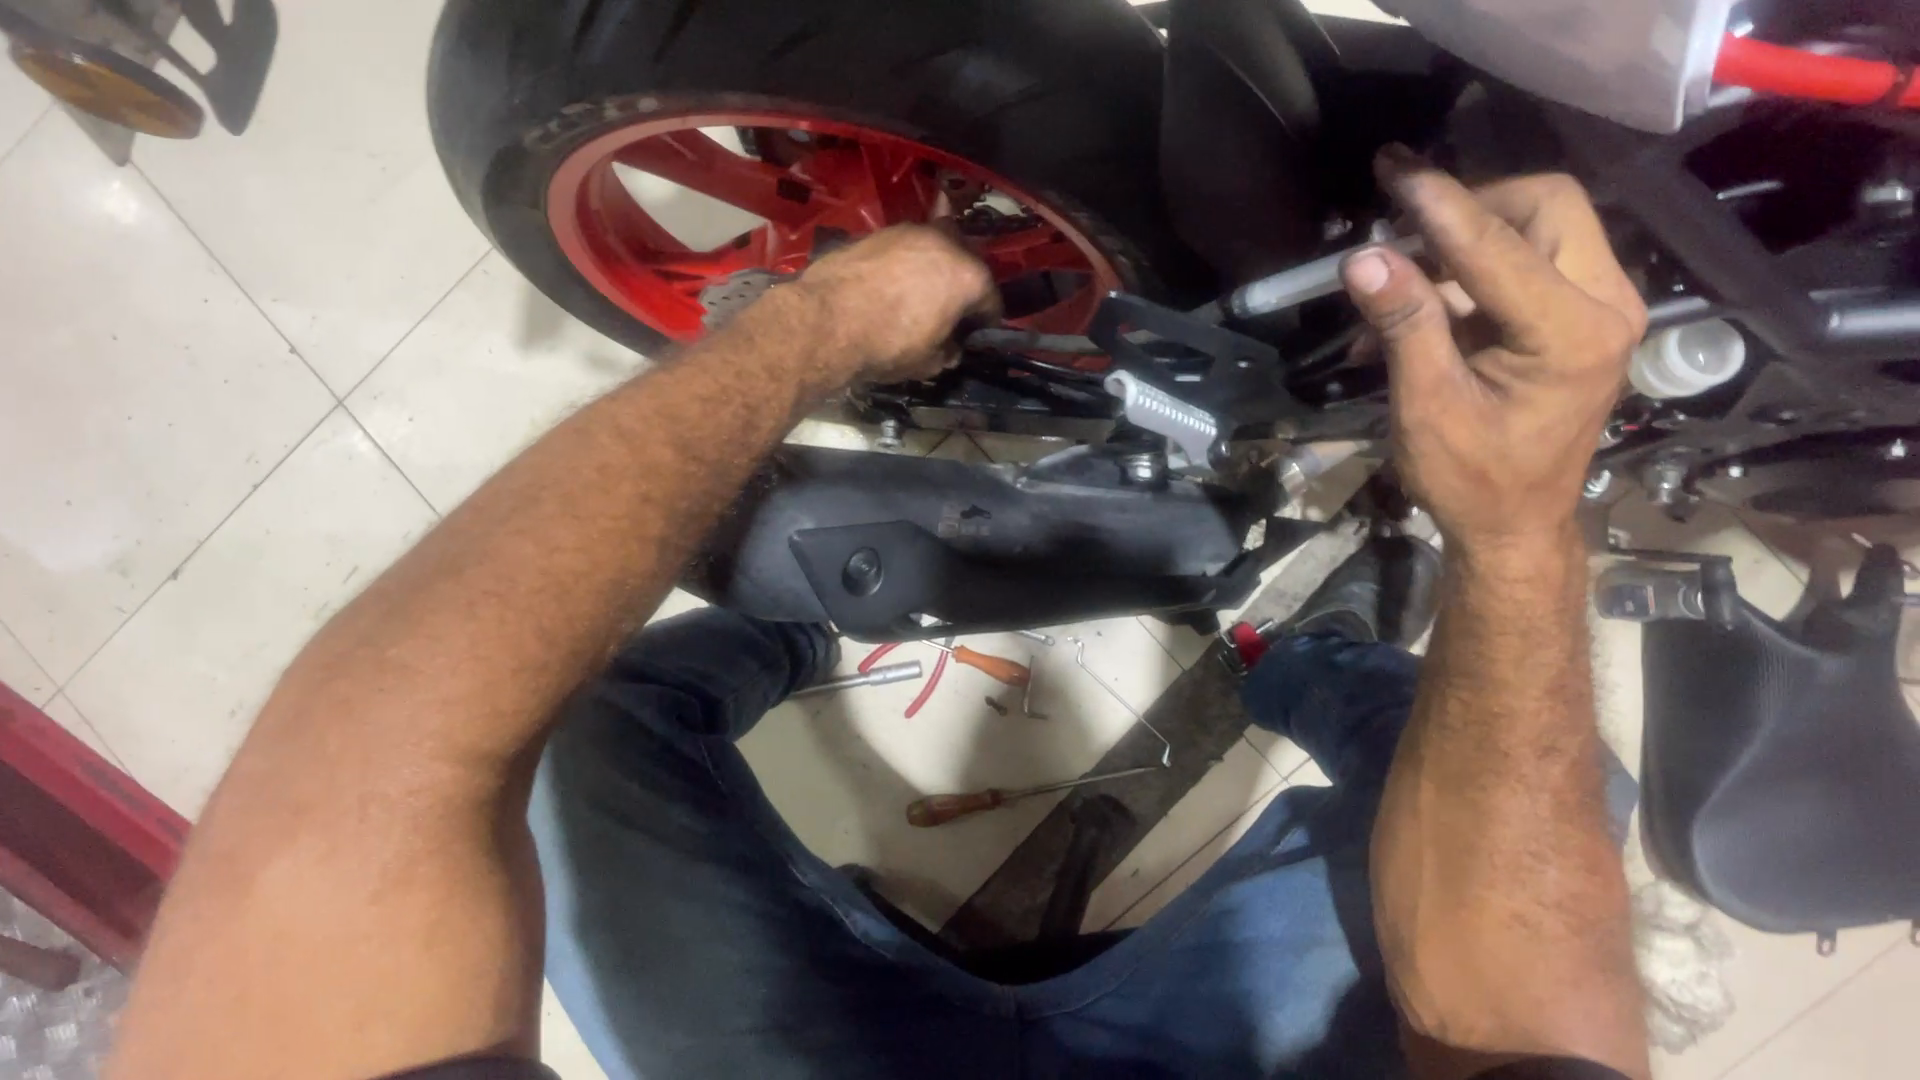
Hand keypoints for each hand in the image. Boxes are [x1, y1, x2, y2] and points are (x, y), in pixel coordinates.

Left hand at [792, 224, 1000, 383]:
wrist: (827, 321)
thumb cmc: (888, 345)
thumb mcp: (928, 363)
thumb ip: (948, 351)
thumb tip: (950, 348)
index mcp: (969, 277)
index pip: (991, 300)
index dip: (985, 322)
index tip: (974, 335)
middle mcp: (946, 244)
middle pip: (965, 264)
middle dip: (961, 285)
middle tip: (948, 310)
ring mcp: (910, 232)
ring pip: (933, 248)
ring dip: (933, 268)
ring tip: (918, 294)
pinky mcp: (878, 231)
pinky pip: (903, 249)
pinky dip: (903, 264)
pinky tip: (889, 285)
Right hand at [1340, 147, 1646, 555]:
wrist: (1514, 525)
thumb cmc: (1470, 479)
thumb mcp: (1427, 406)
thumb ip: (1404, 324)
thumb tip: (1364, 259)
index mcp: (1573, 333)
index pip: (1500, 243)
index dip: (1440, 206)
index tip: (1394, 173)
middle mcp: (1607, 305)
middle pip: (1545, 207)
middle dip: (1468, 208)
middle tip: (1401, 231)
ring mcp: (1601, 308)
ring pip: (1539, 228)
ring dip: (1461, 242)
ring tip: (1393, 280)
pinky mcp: (1581, 318)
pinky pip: (1527, 264)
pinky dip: (1467, 274)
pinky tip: (1410, 308)